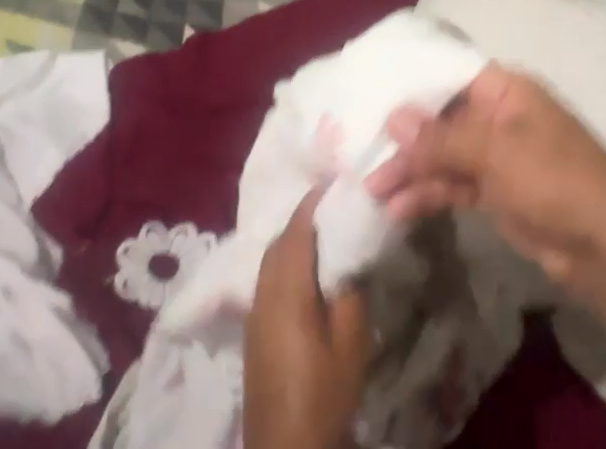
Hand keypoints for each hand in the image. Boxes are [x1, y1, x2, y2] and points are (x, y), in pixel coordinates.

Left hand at [244, 187, 370, 448]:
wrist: (286, 446)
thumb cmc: (323, 393)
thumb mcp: (350, 343)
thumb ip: (349, 293)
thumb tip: (348, 257)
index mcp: (286, 292)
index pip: (295, 232)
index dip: (312, 204)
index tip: (333, 183)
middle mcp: (263, 294)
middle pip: (278, 243)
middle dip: (302, 220)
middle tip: (335, 207)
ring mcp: (255, 314)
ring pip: (270, 262)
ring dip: (294, 242)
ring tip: (326, 235)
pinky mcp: (255, 331)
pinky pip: (268, 280)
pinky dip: (287, 264)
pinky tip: (309, 273)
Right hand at [364, 64, 605, 294]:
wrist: (605, 249)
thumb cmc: (556, 182)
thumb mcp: (496, 153)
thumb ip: (442, 136)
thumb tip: (394, 117)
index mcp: (506, 91)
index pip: (449, 75)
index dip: (410, 85)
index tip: (368, 92)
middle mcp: (498, 117)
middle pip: (440, 118)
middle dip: (403, 137)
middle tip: (360, 154)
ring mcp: (496, 157)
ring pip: (442, 155)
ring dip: (409, 171)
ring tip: (371, 191)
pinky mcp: (494, 192)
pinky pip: (452, 185)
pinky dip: (427, 194)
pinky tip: (398, 208)